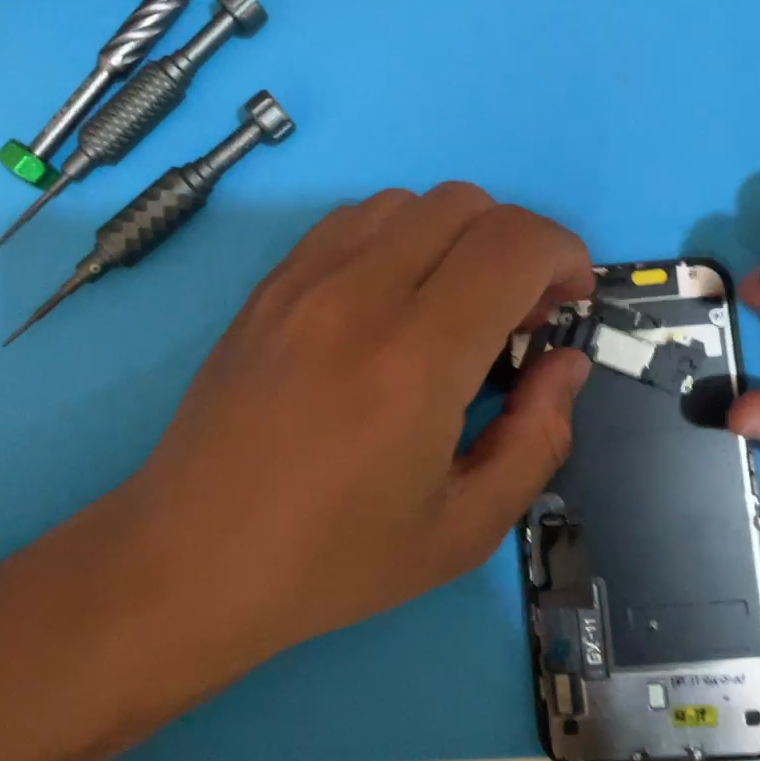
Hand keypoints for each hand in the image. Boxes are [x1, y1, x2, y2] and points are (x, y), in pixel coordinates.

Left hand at [121, 184, 594, 656]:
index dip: (563, 255)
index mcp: (416, 358)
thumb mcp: (463, 529)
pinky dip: (395, 238)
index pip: (513, 243)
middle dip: (516, 244)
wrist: (193, 558)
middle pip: (465, 204)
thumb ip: (536, 438)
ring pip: (405, 202)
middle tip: (516, 316)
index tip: (566, 304)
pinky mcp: (267, 288)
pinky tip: (389, 302)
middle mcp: (358, 296)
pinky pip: (348, 223)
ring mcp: (301, 282)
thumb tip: (564, 365)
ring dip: (453, 236)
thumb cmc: (333, 559)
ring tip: (452, 306)